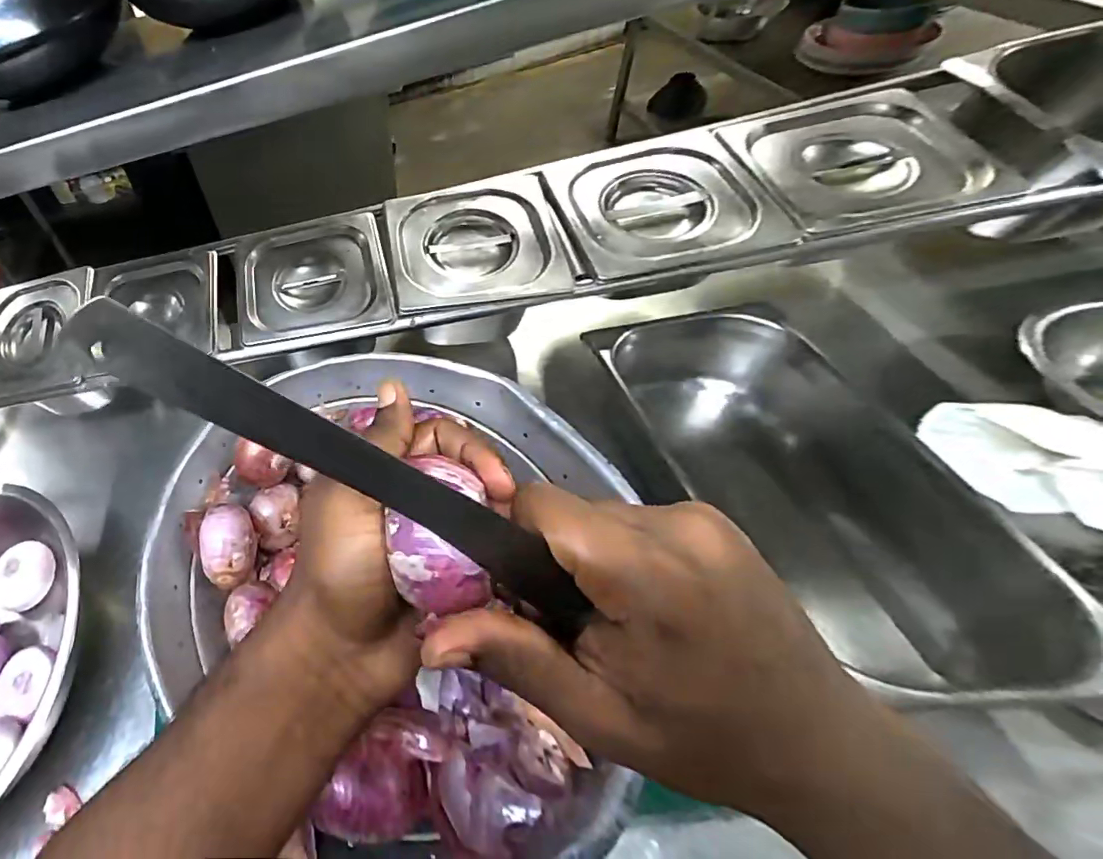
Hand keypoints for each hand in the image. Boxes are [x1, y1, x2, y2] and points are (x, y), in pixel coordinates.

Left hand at [284, 380, 516, 707]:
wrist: (345, 650)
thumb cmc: (338, 568)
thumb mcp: (349, 496)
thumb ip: (378, 444)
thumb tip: (394, 387)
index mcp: (379, 470)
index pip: (435, 436)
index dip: (466, 447)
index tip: (492, 474)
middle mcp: (408, 496)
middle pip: (464, 470)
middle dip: (490, 481)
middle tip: (510, 505)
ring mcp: (432, 536)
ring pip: (479, 510)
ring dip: (499, 518)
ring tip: (520, 533)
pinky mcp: (453, 574)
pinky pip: (485, 552)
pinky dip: (499, 552)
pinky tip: (518, 560)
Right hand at [419, 485, 887, 819]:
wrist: (825, 751)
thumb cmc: (702, 738)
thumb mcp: (595, 714)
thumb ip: (511, 657)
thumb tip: (429, 640)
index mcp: (649, 571)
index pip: (537, 504)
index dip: (509, 537)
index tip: (516, 592)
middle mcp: (677, 524)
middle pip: (562, 509)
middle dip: (544, 554)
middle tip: (560, 618)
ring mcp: (700, 517)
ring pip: (591, 511)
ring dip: (577, 552)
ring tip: (603, 613)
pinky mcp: (711, 520)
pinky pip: (625, 517)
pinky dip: (612, 549)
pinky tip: (636, 599)